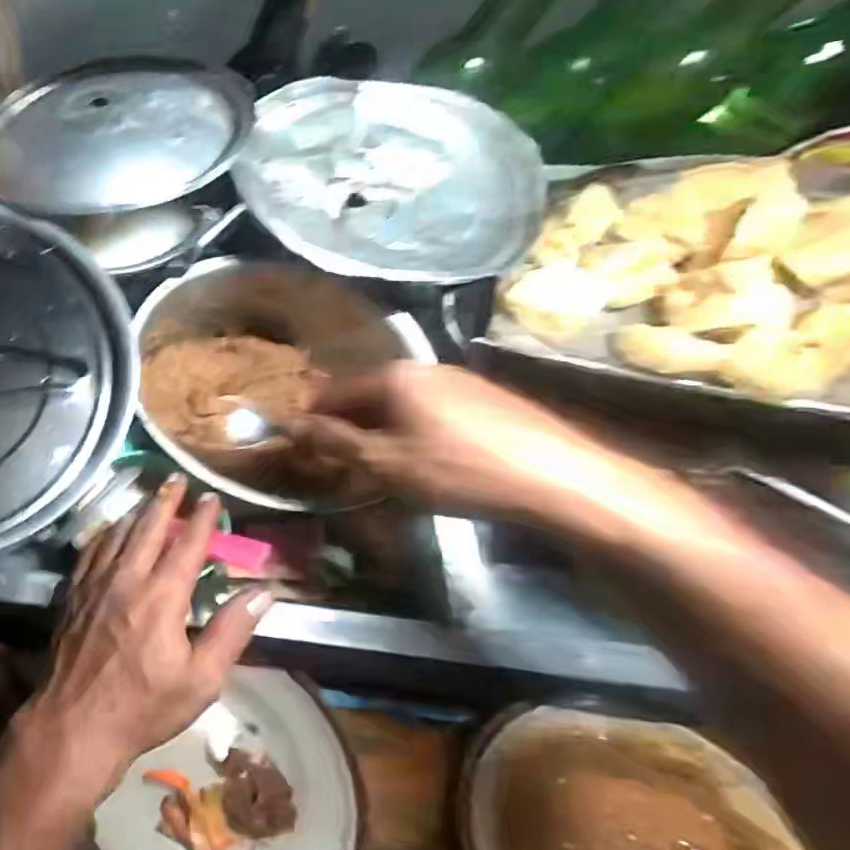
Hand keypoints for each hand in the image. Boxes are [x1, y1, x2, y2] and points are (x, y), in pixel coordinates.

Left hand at [26, 475, 272, 791]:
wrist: (77, 719)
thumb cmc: (144, 706)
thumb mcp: (201, 680)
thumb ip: (230, 632)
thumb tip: (262, 594)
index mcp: (160, 598)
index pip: (186, 546)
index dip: (202, 520)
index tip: (212, 497)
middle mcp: (125, 580)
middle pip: (147, 529)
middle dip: (164, 502)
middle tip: (175, 480)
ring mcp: (93, 585)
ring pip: (115, 536)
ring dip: (135, 514)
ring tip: (147, 498)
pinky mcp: (73, 595)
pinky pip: (89, 553)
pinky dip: (104, 535)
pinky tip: (108, 531)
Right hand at [287, 362, 680, 534]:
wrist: (563, 481)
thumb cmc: (458, 470)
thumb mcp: (382, 462)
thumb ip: (330, 440)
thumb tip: (285, 423)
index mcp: (392, 376)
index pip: (329, 393)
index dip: (310, 424)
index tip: (305, 455)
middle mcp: (423, 368)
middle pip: (364, 397)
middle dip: (346, 429)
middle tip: (343, 467)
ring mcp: (460, 381)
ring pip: (398, 405)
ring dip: (379, 433)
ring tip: (385, 470)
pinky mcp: (489, 399)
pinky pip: (430, 412)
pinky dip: (413, 433)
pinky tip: (429, 464)